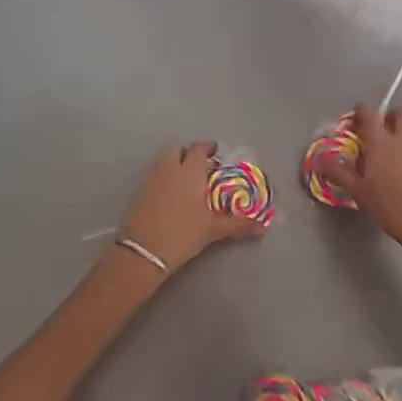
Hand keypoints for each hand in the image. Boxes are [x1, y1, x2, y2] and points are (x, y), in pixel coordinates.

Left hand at [116, 143, 264, 271]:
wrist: (143, 251)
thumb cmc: (183, 234)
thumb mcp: (213, 229)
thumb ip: (238, 224)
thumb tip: (264, 227)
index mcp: (189, 171)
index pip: (199, 149)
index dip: (208, 148)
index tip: (216, 154)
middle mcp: (168, 168)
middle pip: (176, 149)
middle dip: (187, 154)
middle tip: (200, 167)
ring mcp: (150, 179)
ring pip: (162, 161)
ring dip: (173, 164)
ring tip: (186, 182)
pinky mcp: (138, 192)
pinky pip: (153, 175)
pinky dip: (162, 178)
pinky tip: (170, 196)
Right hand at [316, 104, 401, 248]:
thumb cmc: (388, 207)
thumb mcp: (358, 192)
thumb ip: (339, 173)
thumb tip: (320, 163)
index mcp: (380, 144)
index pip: (370, 116)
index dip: (361, 112)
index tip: (355, 118)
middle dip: (391, 115)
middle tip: (380, 129)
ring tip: (394, 149)